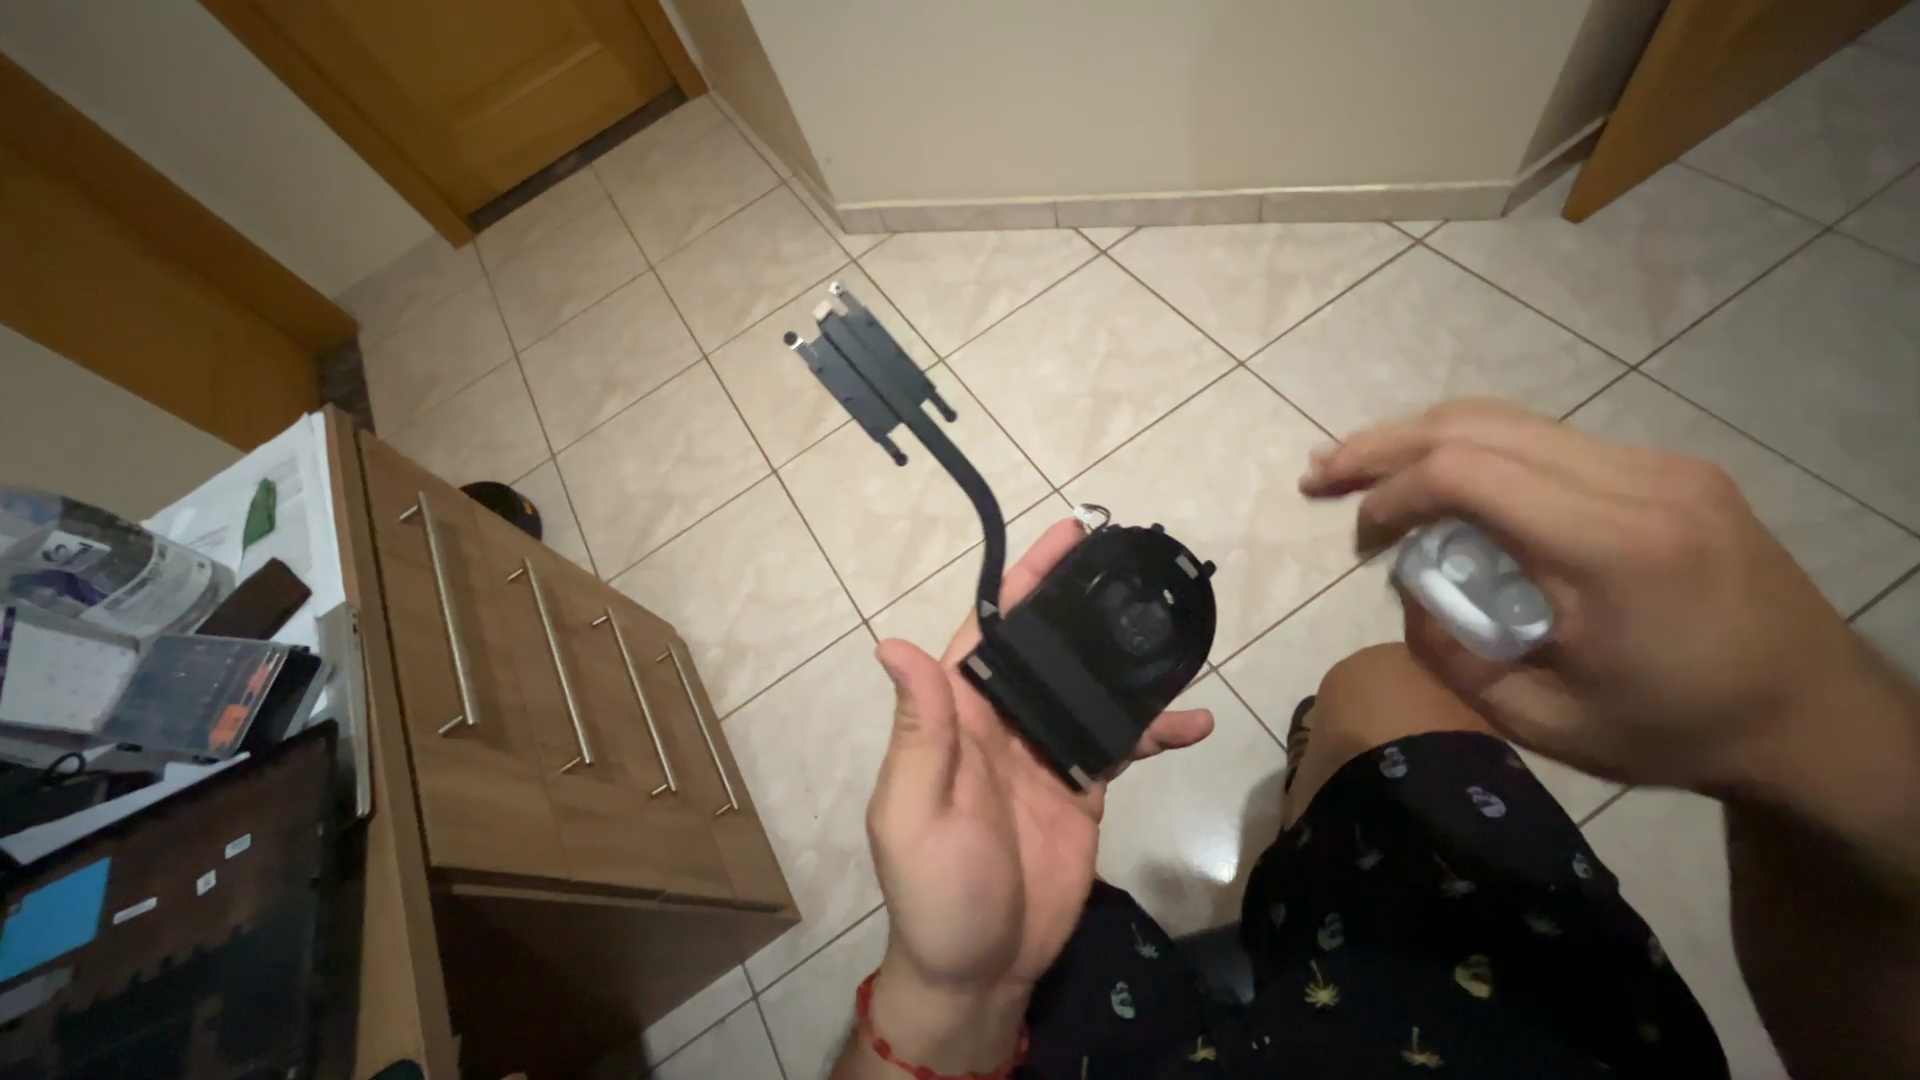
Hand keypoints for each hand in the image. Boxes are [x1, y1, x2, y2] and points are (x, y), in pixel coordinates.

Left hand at [858, 519, 1212, 1071]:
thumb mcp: (914, 809)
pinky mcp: (1083, 785)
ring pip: (1089, 688)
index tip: (1064, 539)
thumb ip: (919, 729)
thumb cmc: (936, 890)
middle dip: (1081, 604)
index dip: (1022, 584)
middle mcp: (1004, 721)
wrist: (982, 967)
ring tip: (1172, 629)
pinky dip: (1154, 729)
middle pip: (1046, 648)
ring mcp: (1046, 751)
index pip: (990, 633)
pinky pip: (1120, 742)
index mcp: (959, 716)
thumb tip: (893, 643)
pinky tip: (1193, 720)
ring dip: (1125, 660)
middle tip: (1130, 562)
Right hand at [1298, 398, 1882, 795]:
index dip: (1389, 496)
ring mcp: (1656, 465)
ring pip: (1504, 419)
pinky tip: (1429, 477)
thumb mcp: (1542, 720)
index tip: (1361, 543)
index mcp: (1615, 545)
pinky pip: (1539, 440)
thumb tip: (1409, 587)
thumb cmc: (1677, 732)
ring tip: (1352, 466)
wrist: (1819, 719)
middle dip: (1380, 447)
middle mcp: (1638, 480)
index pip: (1466, 474)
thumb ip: (1451, 652)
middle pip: (1475, 426)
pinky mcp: (1659, 470)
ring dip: (1416, 440)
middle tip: (1318, 476)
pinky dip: (1466, 451)